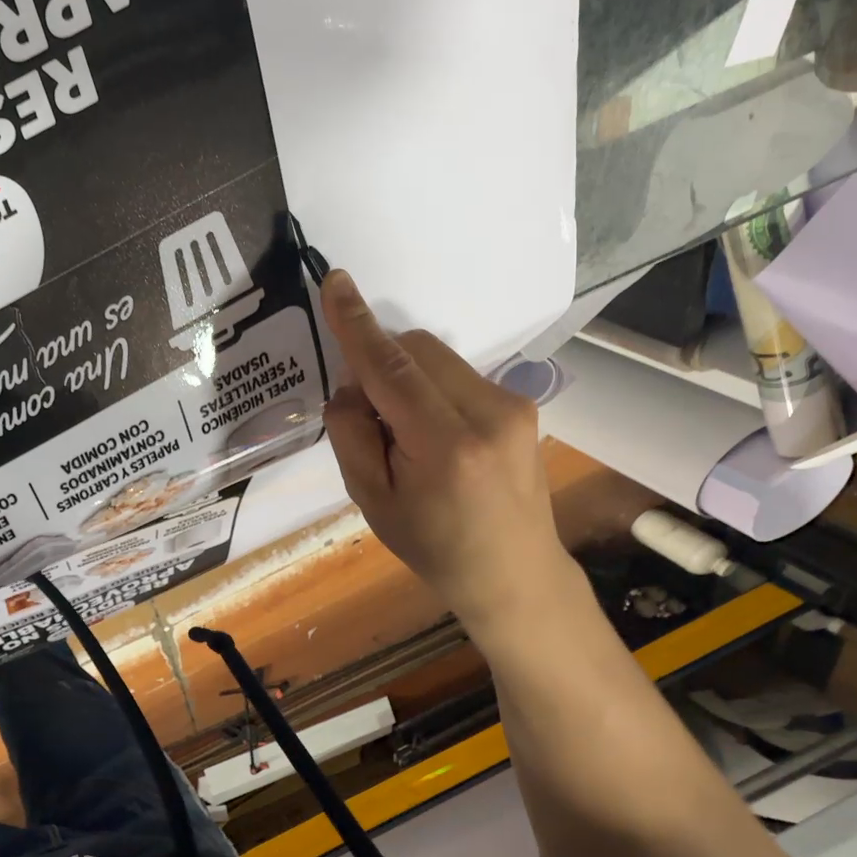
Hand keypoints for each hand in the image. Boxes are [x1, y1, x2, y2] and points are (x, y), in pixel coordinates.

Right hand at [319, 270, 583, 631]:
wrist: (512, 573)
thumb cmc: (431, 543)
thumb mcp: (369, 497)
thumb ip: (351, 432)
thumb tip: (352, 385)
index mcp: (445, 444)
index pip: (391, 367)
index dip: (357, 324)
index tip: (336, 282)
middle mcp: (488, 412)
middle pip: (416, 348)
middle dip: (379, 363)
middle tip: (368, 417)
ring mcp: (512, 405)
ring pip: (435, 356)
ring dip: (403, 376)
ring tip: (403, 433)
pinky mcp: (520, 405)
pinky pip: (454, 373)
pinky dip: (427, 387)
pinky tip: (430, 434)